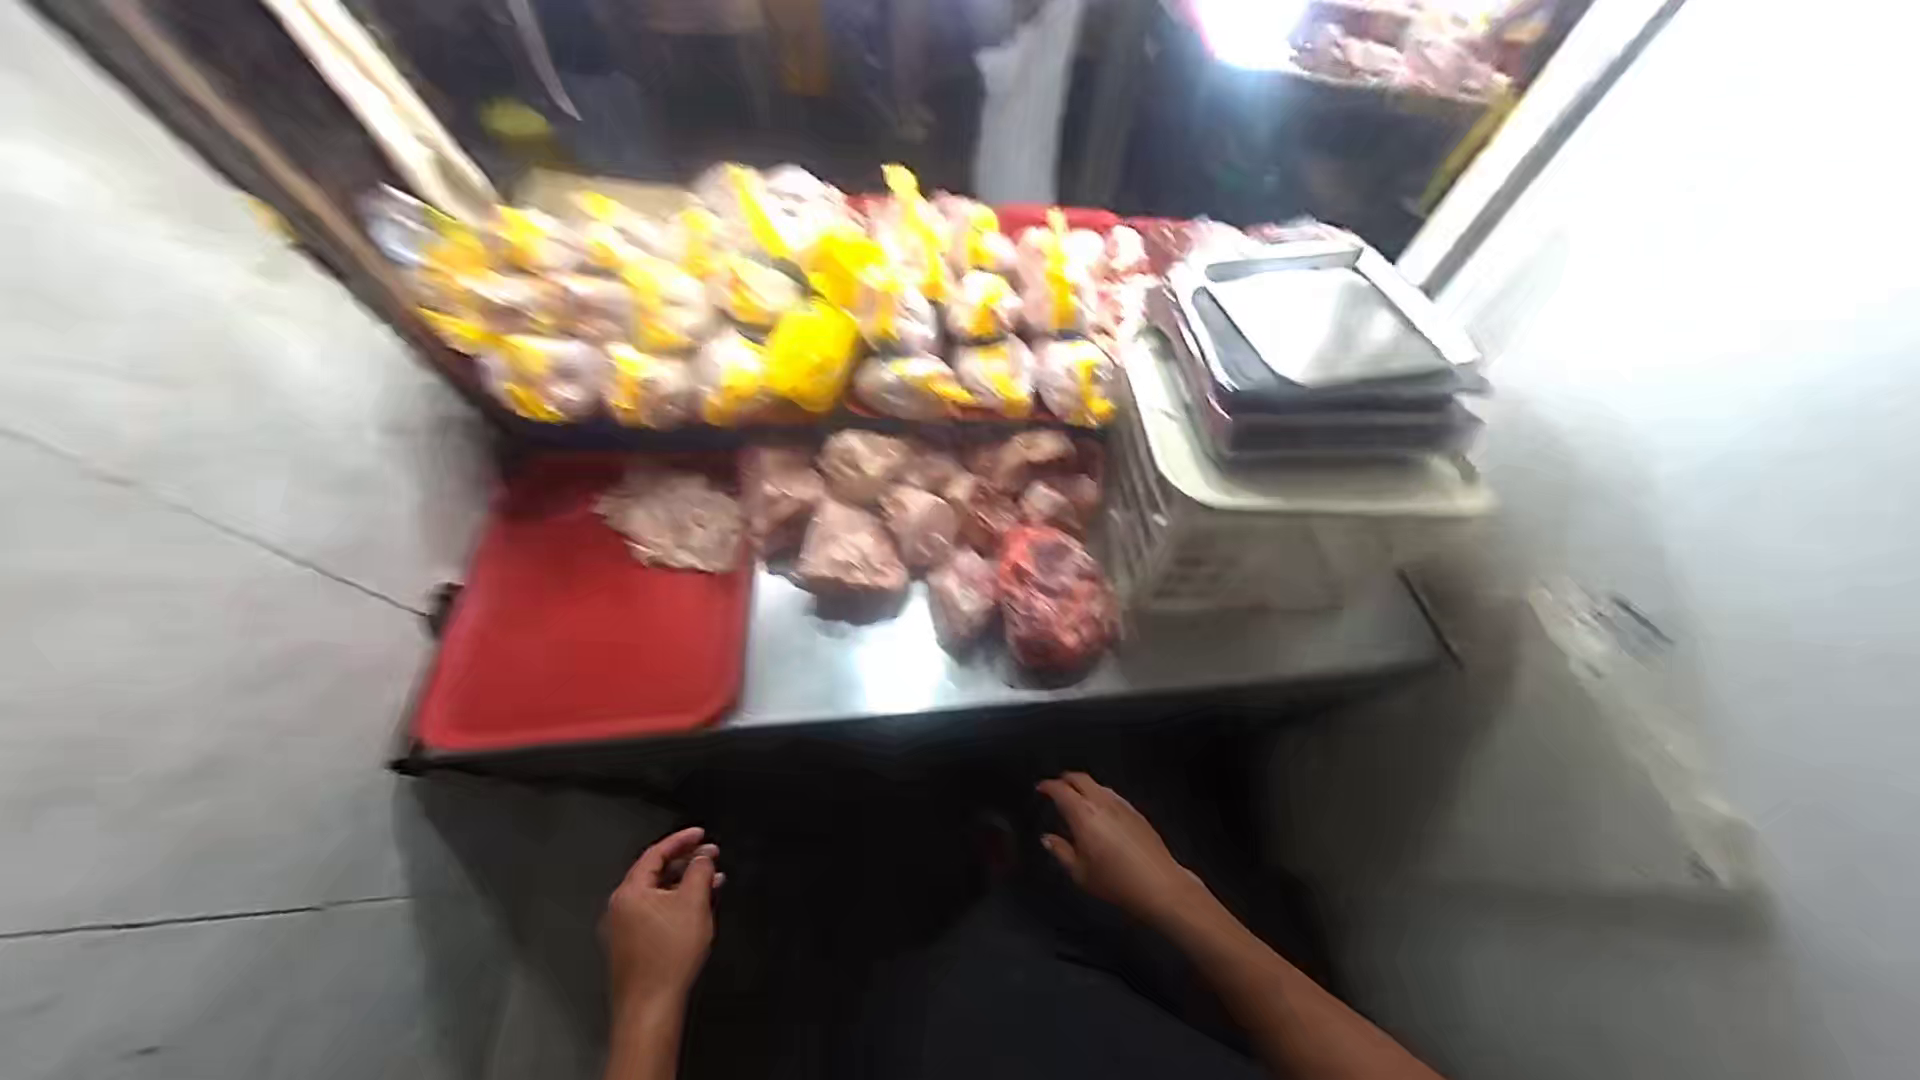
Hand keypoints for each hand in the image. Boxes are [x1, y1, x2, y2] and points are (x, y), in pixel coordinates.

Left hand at [602, 827, 724, 1016]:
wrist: (651, 1007)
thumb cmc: (667, 957)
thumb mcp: (693, 902)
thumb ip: (700, 870)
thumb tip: (703, 856)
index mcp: (630, 892)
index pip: (656, 853)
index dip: (682, 839)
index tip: (700, 834)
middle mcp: (621, 907)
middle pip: (656, 872)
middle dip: (687, 861)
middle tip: (710, 855)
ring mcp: (624, 928)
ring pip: (659, 892)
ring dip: (685, 882)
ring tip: (711, 880)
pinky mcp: (632, 944)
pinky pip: (656, 910)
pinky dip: (677, 901)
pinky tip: (698, 907)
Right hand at [1037, 772, 1210, 927]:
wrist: (1159, 885)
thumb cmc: (1114, 881)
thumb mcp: (1079, 873)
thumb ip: (1060, 851)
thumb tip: (1047, 837)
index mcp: (1083, 813)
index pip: (1060, 789)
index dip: (1047, 786)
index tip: (1040, 789)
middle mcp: (1101, 802)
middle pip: (1079, 778)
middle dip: (1065, 779)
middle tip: (1056, 789)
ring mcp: (1121, 804)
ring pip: (1097, 784)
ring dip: (1083, 786)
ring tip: (1077, 799)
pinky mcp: (1136, 812)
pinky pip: (1111, 794)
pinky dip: (1099, 795)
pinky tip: (1100, 812)